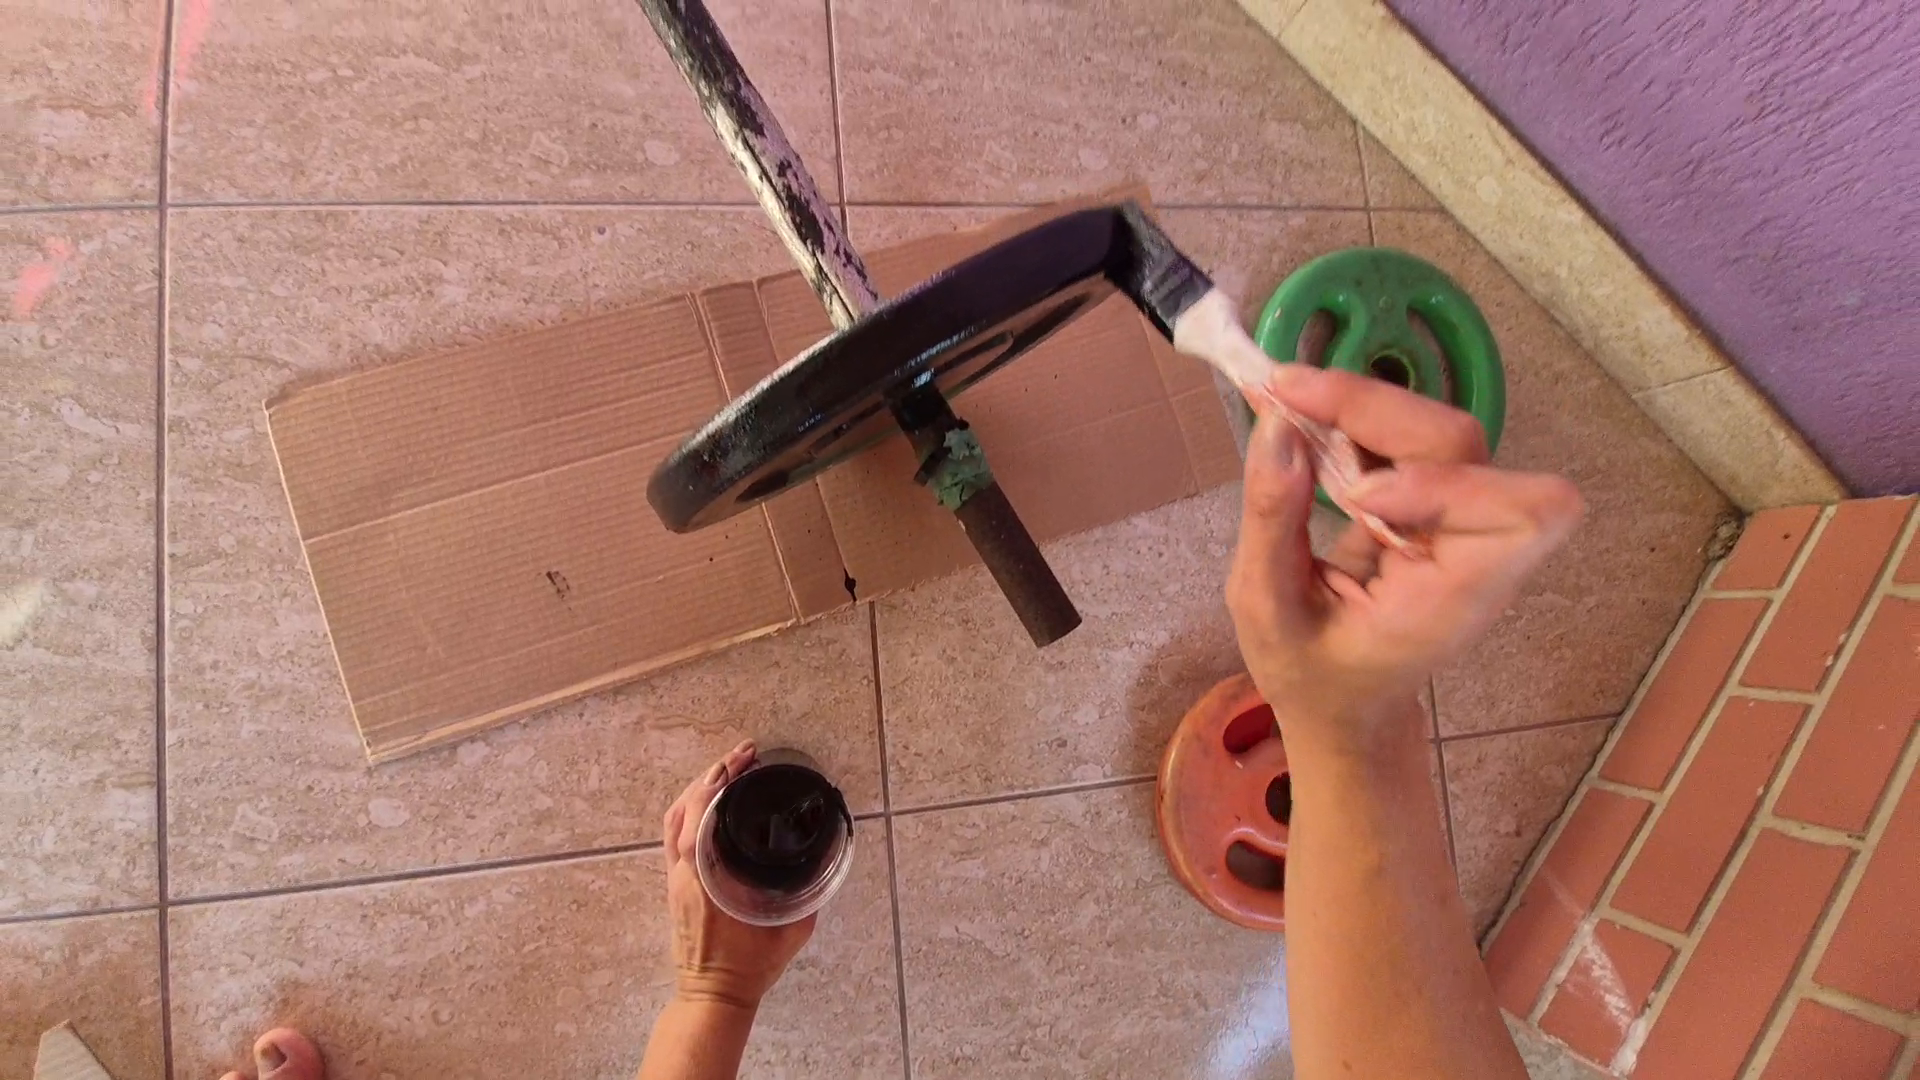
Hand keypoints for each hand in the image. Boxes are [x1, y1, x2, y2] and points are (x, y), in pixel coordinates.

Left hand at [661, 740, 816, 1009]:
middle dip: (714, 773)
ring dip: (700, 786)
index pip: (698, 821)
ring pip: (674, 818)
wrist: (713, 997)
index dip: (716, 784)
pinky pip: (673, 833)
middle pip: (684, 810)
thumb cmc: (750, 966)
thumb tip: (830, 852)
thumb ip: (810, 892)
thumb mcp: (791, 929)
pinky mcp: (675, 882)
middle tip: (745, 753)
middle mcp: (684, 874)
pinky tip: (710, 793)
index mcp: (705, 881)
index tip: (743, 761)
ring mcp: (675, 877)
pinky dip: (690, 805)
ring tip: (730, 765)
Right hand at [1227, 366, 1583, 758]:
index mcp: (1451, 599)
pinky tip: (1307, 423)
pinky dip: (1357, 420)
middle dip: (1375, 410)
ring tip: (1288, 403)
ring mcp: (1456, 524)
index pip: (1517, 515)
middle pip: (1462, 445)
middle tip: (1286, 392)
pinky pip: (1410, 443)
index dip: (1444, 486)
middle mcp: (1473, 551)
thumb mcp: (1266, 609)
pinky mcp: (1431, 507)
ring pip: (1439, 433)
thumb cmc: (1307, 675)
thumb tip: (1277, 422)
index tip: (1352, 498)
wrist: (1342, 703)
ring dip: (1363, 408)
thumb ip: (1273, 520)